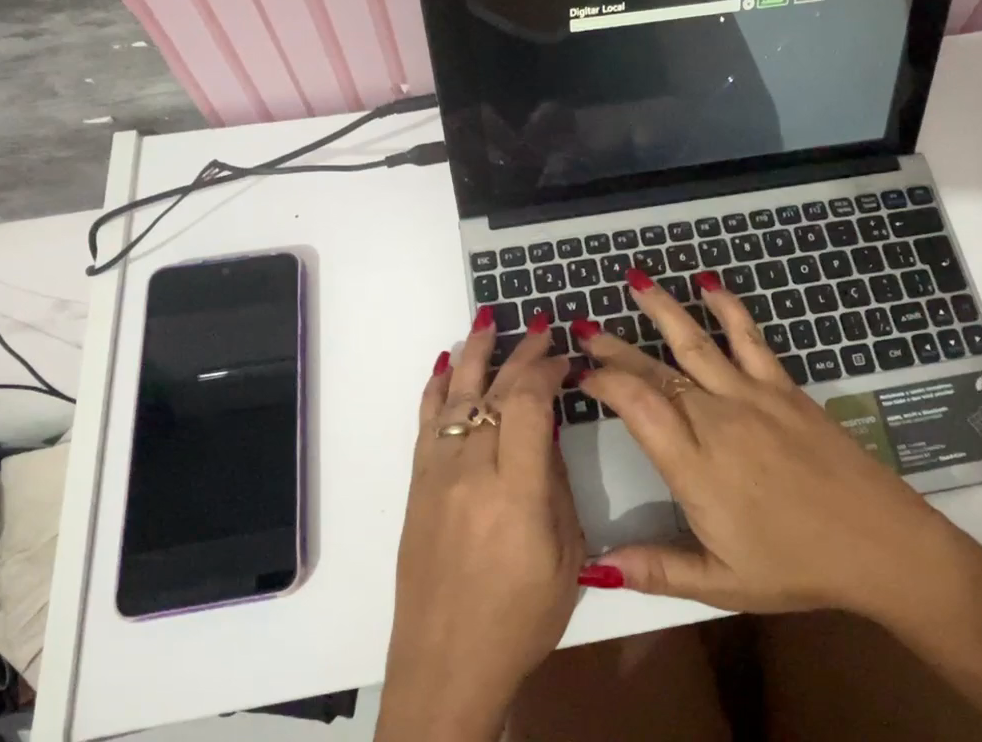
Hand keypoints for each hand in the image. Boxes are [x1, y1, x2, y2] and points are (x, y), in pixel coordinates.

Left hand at [376, 310, 585, 741]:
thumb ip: (556, 487)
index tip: (565, 357)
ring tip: (488, 320)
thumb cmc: (519, 620)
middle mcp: (470, 471)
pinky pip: (424, 422)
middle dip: (520, 353)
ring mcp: (436, 475)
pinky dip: (436, 388)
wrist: (445, 660)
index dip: (546, 371)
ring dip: (474, 354)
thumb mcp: (564, 558)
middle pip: (493, 392)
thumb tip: (546, 435)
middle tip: (540, 325)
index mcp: (516, 492)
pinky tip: (445, 365)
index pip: (527, 404)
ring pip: (454, 397)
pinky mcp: (416, 485)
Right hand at [575, 270, 965, 615]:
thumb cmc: (796, 567)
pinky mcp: (785, 389)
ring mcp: (753, 397)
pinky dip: (728, 308)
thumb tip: (596, 567)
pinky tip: (709, 284)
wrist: (878, 543)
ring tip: (636, 281)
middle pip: (655, 372)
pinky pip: (750, 338)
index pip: (636, 405)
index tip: (580, 374)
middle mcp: (717, 419)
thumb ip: (656, 569)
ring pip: (695, 343)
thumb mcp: (722, 583)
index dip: (603, 382)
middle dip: (616, 348)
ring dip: (662, 310)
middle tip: (585, 331)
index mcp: (695, 465)